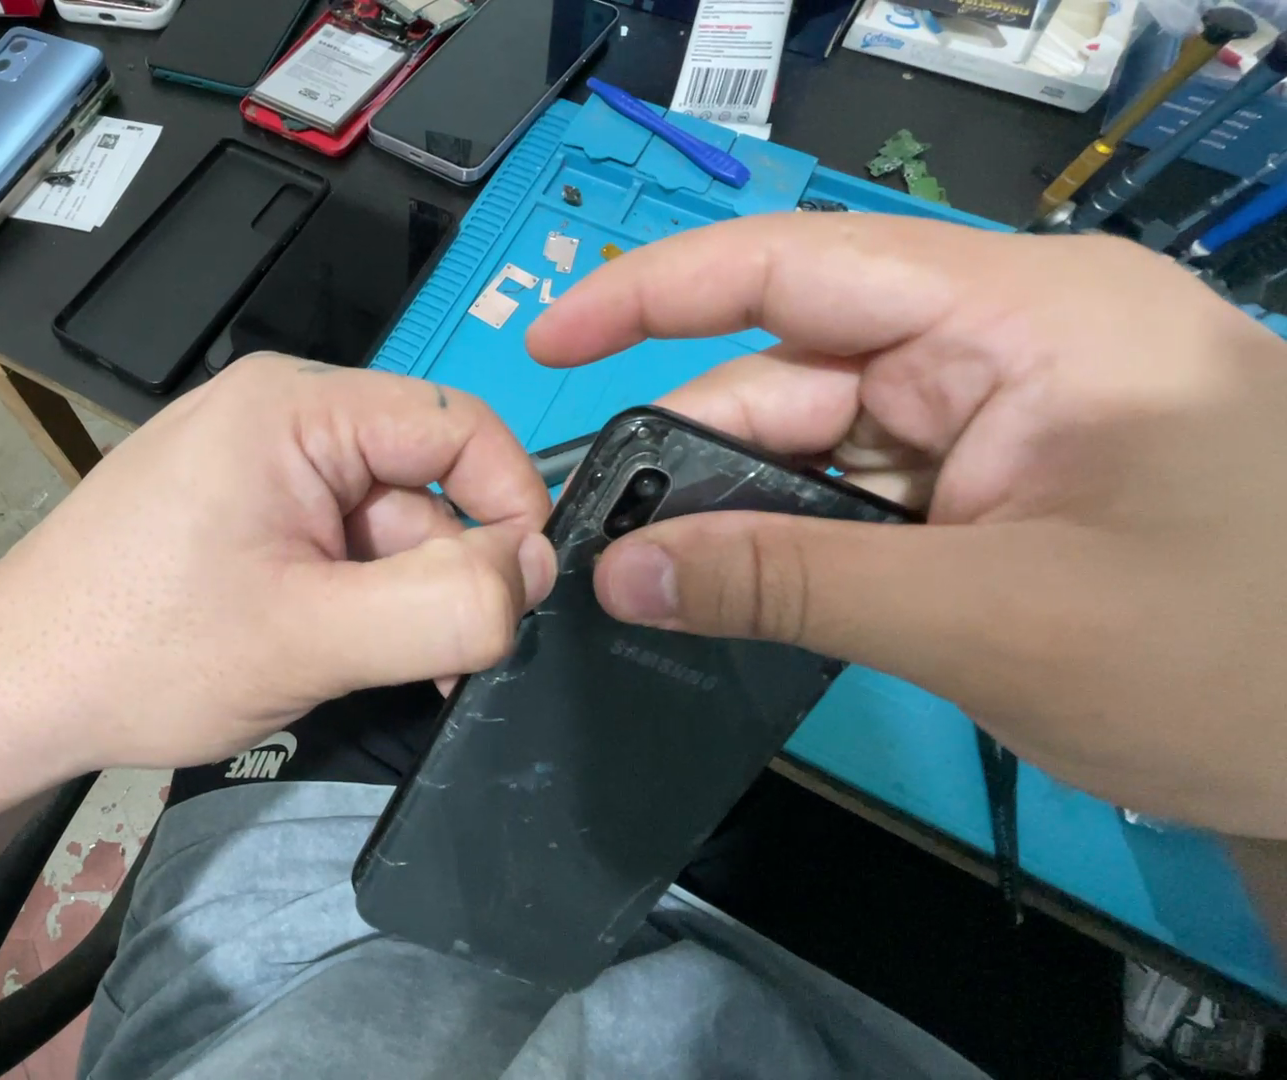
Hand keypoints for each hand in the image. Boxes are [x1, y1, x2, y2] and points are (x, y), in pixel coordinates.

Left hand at [0, 356, 554, 791]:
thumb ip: (442, 606)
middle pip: (416, 485)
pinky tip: (324, 652)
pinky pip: (329, 547)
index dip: (510, 503)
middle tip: (429, 669)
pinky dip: (350, 603)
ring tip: (353, 668)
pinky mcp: (234, 515)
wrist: (7, 698)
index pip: (455, 423)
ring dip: (391, 602)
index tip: (520, 595)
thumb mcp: (311, 638)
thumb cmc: (142, 655)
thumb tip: (536, 568)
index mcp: (293, 408)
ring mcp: (250, 469)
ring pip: (376, 529)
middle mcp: (275, 418)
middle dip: (438, 578)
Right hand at [528, 214, 1286, 838]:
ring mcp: (967, 420)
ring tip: (660, 579)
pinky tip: (729, 583)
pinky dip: (765, 539)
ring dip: (721, 512)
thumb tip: (618, 574)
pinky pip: (820, 494)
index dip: (654, 294)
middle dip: (686, 458)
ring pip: (787, 445)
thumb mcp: (986, 620)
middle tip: (606, 544)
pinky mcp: (954, 484)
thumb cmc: (1241, 668)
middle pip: (776, 375)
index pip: (796, 265)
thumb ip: (783, 586)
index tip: (550, 341)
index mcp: (1019, 321)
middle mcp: (982, 349)